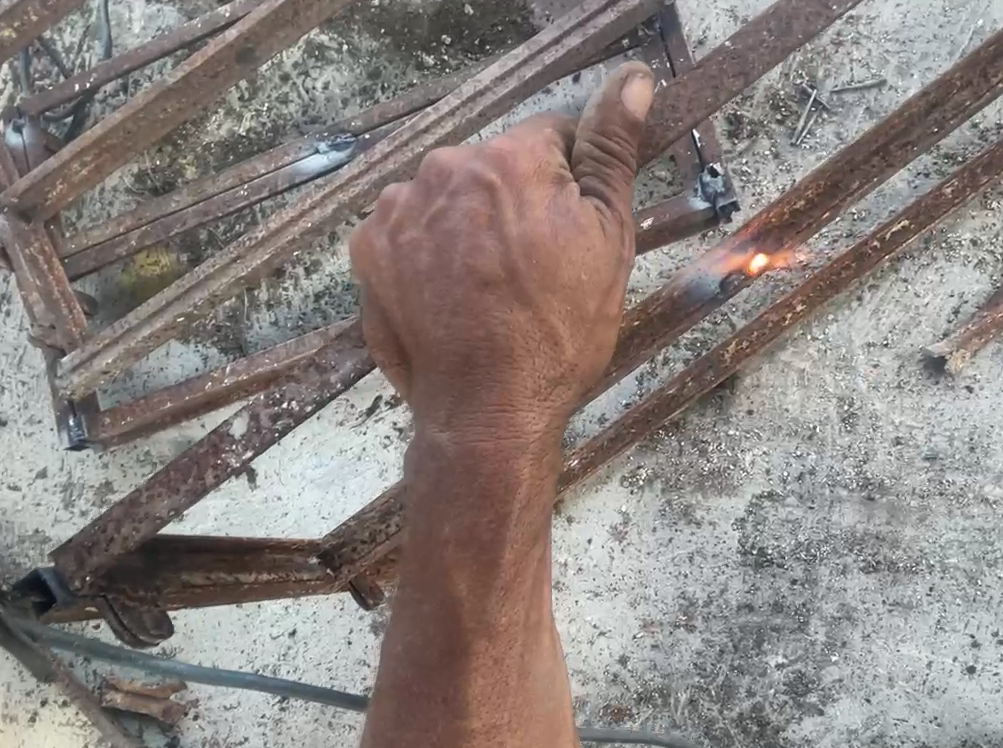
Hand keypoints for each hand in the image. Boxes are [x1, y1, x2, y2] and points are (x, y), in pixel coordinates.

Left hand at [349, 62, 656, 454]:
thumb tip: (634, 81)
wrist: (489, 411)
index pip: (551, 139)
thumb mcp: (607, 244)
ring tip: (490, 295)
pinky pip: (410, 235)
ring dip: (469, 230)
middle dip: (517, 207)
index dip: (570, 188)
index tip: (572, 238)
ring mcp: (397, 211)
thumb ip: (612, 156)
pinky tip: (452, 301)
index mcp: (509, 159)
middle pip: (494, 170)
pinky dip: (429, 257)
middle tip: (534, 277)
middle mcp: (443, 168)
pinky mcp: (368, 253)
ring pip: (450, 201)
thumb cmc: (559, 333)